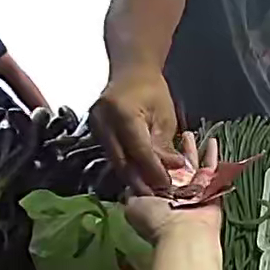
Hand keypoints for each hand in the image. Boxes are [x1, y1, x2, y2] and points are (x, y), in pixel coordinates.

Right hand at [90, 70, 179, 194]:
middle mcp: (104, 121)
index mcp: (123, 113)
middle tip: (155, 198)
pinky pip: (112, 156)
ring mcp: (95, 127)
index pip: (139, 151)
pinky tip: (138, 179)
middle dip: (139, 182)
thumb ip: (165, 145)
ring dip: (132, 178)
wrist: (130, 71)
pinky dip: (125, 168)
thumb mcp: (165, 117)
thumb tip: (173, 169)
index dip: (153, 171)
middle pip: (122, 161)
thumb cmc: (152, 90)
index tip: (167, 186)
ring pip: (115, 161)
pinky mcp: (95, 132)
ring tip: (148, 193)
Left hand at [125, 133, 221, 242]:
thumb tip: (130, 183)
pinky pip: (211, 168)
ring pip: (192, 164)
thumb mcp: (133, 205)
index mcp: (156, 195)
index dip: (152, 159)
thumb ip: (131, 193)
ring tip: (188, 134)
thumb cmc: (157, 219)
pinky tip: (213, 140)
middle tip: (169, 135)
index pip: (154, 173)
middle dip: (171, 152)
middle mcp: (175, 191)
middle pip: (173, 167)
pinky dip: (212, 154)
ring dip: (191, 149)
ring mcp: (194, 189)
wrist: (185, 232)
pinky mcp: (210, 187)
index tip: (149, 142)